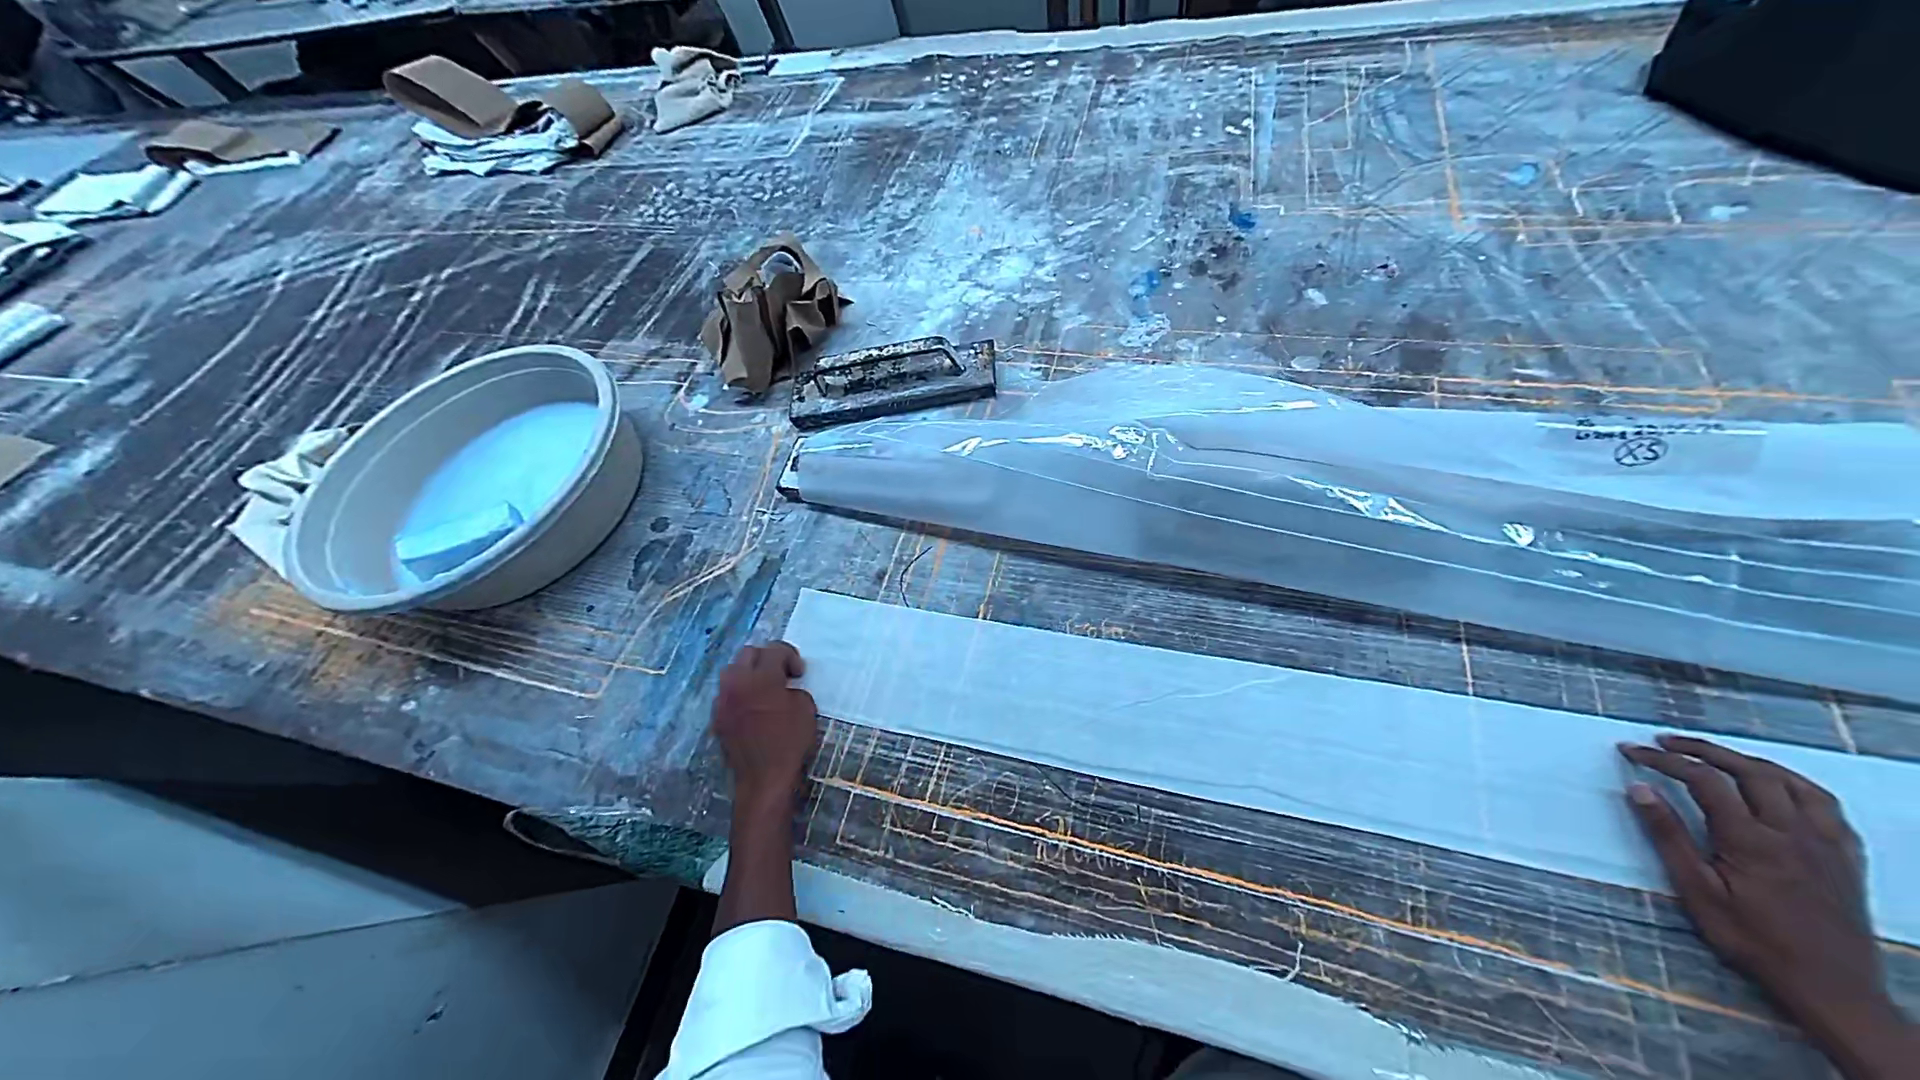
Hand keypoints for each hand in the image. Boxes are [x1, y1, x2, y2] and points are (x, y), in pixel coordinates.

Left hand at [711, 642, 817, 811]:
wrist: (764, 779)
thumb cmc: (790, 742)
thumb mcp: (805, 708)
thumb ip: (794, 689)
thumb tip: (785, 688)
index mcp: (761, 678)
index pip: (774, 650)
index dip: (790, 657)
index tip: (798, 673)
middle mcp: (736, 684)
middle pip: (749, 654)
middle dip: (768, 659)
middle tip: (783, 675)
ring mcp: (722, 701)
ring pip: (732, 671)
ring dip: (750, 673)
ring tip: (765, 689)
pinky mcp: (717, 718)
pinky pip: (726, 694)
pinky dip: (740, 693)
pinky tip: (752, 708)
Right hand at [1620, 735, 1911, 1078]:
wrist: (1831, 987)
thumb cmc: (1751, 938)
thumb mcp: (1697, 890)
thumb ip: (1669, 835)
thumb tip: (1640, 789)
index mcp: (1752, 840)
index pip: (1704, 780)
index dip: (1663, 759)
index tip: (1630, 750)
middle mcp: (1793, 833)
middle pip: (1750, 772)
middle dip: (1704, 750)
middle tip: (1666, 742)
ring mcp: (1827, 844)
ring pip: (1792, 782)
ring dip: (1748, 761)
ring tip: (1717, 756)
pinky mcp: (1846, 857)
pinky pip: (1827, 806)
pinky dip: (1794, 783)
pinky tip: (1778, 786)